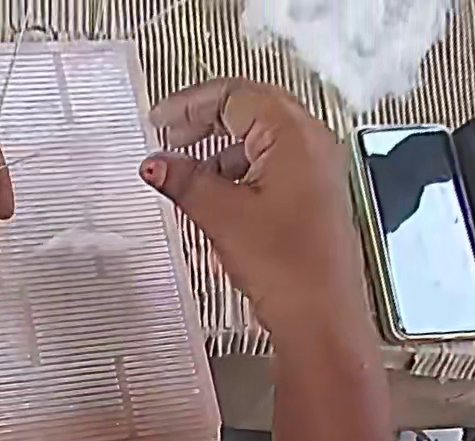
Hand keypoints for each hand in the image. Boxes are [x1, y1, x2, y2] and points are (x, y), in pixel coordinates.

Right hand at [139, 79, 371, 341]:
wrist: (319, 309)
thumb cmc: (288, 265)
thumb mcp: (223, 217)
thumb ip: (185, 183)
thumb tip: (156, 164)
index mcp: (293, 135)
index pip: (234, 96)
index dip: (190, 105)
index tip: (160, 120)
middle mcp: (310, 143)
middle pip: (248, 112)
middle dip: (203, 123)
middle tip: (168, 140)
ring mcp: (312, 169)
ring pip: (256, 142)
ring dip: (217, 152)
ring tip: (186, 175)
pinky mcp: (307, 196)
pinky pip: (266, 168)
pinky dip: (234, 174)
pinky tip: (214, 199)